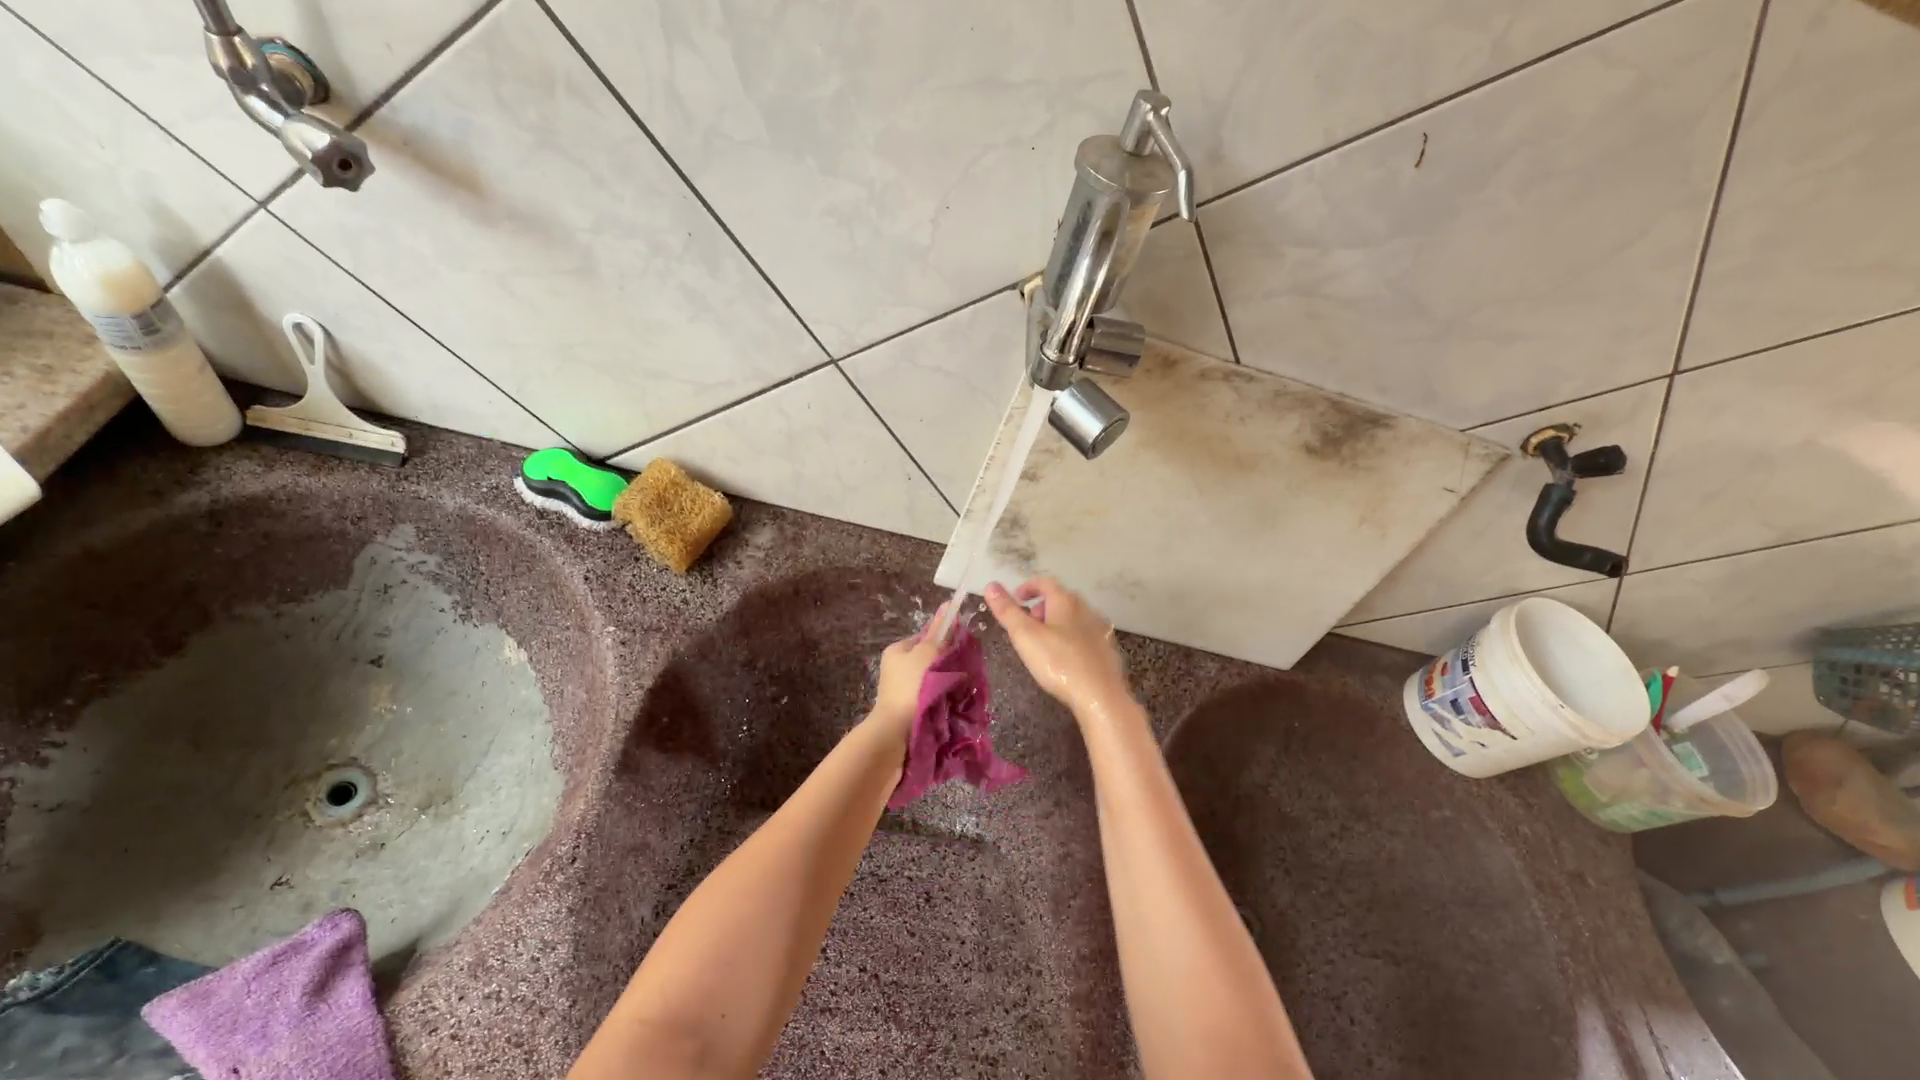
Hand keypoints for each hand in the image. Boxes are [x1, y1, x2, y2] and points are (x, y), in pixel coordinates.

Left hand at [862, 603, 950, 753]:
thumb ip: (938, 634)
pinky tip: (956, 700)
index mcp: (898, 650)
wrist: (897, 730)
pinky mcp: (912, 707)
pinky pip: (933, 695)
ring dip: (949, 681)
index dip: (945, 637)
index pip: (926, 635)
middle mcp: (898, 667)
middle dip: (949, 661)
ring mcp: (904, 689)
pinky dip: (945, 696)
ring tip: (964, 685)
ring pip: (935, 678)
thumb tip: (946, 606)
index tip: (962, 644)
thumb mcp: (926, 653)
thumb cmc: (910, 686)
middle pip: (931, 657)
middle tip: (966, 667)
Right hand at [983, 578, 1132, 718]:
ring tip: (1045, 643)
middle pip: (1061, 599)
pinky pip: (1086, 635)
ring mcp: (1100, 629)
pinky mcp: (1108, 649)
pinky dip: (1072, 638)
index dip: (1028, 587)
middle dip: (1042, 607)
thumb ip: (1007, 611)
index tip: (1017, 598)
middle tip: (1028, 625)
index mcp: (1065, 602)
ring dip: (1058, 623)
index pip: (1045, 582)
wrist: (1100, 695)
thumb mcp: (1025, 636)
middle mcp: (1086, 609)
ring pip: (1075, 617)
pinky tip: (1067, 658)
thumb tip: (990, 585)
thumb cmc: (1058, 662)